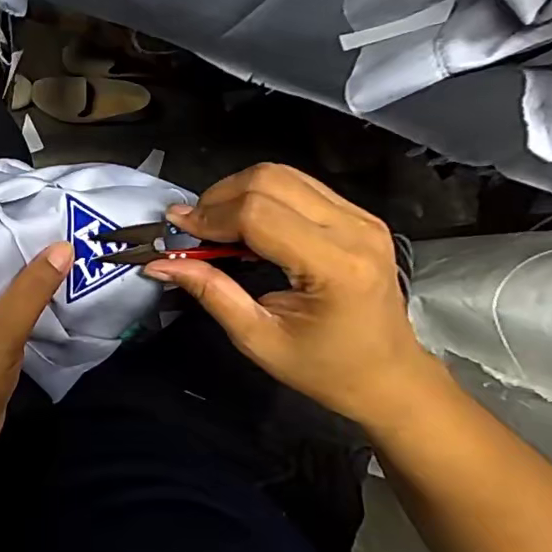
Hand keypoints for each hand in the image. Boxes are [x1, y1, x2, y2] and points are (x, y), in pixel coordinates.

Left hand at [0, 244, 72, 468]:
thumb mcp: (1, 331)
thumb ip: (33, 288)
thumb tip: (64, 245)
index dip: (21, 233)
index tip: (61, 220)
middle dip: (33, 258)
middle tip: (78, 238)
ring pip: (8, 288)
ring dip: (37, 282)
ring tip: (79, 259)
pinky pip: (11, 309)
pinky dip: (33, 306)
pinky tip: (64, 293)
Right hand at [142, 164, 439, 424]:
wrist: (390, 377)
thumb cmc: (325, 369)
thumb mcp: (258, 338)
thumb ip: (210, 292)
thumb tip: (161, 264)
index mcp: (335, 267)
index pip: (259, 214)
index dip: (210, 216)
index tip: (177, 228)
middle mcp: (354, 231)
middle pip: (269, 181)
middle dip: (219, 198)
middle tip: (195, 228)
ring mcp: (361, 218)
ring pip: (282, 174)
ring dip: (238, 191)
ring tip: (217, 225)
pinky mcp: (359, 215)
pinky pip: (298, 184)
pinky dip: (260, 194)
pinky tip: (246, 223)